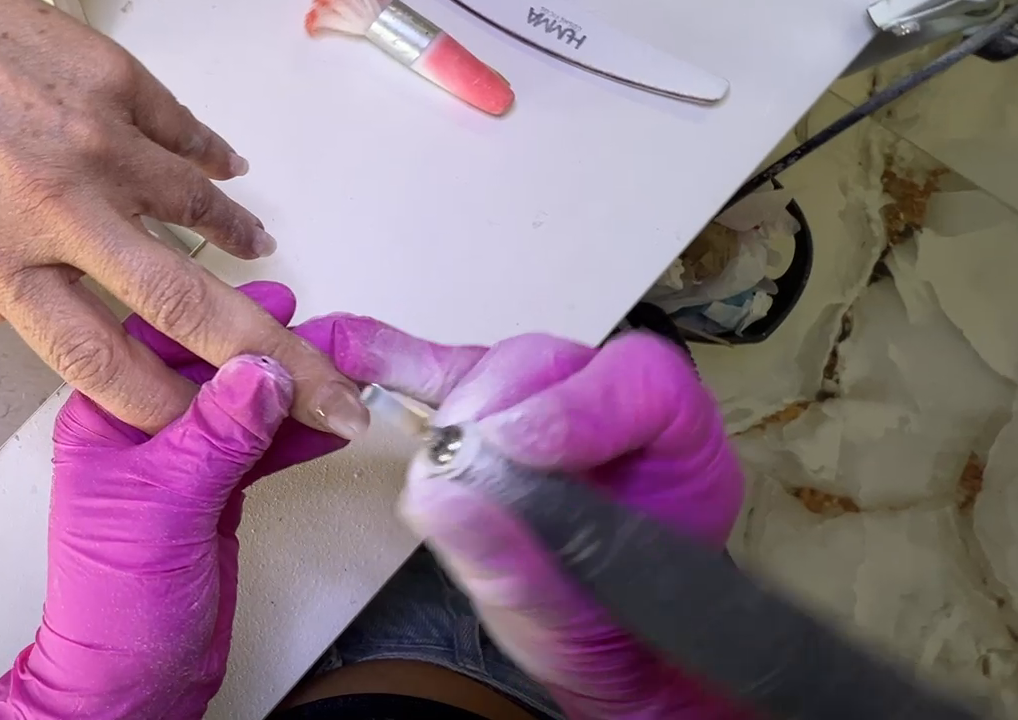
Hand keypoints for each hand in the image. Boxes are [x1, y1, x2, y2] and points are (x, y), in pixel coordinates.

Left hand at [0, 0, 363, 439]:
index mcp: (1, 263)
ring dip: (239, 239)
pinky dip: (212, 161)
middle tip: (336, 399)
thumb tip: (71, 331)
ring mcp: (99, 140)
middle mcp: (59, 211)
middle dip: (274, 366)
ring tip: (259, 250)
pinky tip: (226, 172)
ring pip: (202, 206)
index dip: (171, 410)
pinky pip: (189, 137)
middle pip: (185, 306)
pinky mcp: (120, 80)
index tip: (220, 428)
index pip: (102, 365)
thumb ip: (15, 284)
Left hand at [0, 283, 349, 719]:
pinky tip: (328, 418)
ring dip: (293, 392)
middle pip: (212, 371)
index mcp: (105, 414)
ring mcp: (182, 456)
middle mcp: (142, 427)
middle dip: (267, 352)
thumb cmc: (116, 599)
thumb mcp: (165, 502)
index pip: (162, 345)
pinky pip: (261, 446)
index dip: (217, 320)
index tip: (273, 305)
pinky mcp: (215, 487)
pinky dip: (296, 433)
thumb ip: (215, 433)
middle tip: (322, 334)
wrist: (134, 682)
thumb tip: (262, 366)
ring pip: (244, 407)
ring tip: (342, 368)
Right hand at [301, 317, 745, 718]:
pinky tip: (346, 355)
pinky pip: (431, 371)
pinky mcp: (478, 408)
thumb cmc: (611, 650)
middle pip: (544, 361)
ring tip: (413, 444)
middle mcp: (603, 409)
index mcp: (671, 452)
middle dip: (488, 402)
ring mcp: (534, 402)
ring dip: (436, 391)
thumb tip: (436, 497)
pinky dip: (389, 364)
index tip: (511, 446)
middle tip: (449, 456)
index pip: (638, 384)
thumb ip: (515, 572)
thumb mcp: (575, 636)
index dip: (573, 405)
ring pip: (485, 361)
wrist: (603, 661)